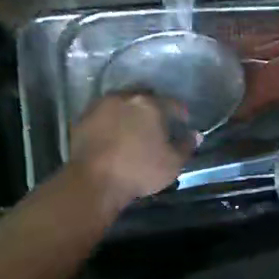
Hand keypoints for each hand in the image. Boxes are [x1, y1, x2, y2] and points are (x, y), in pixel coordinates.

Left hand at [68, 92, 195, 207]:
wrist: (93, 180)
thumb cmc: (139, 171)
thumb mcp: (172, 164)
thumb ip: (185, 146)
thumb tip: (195, 134)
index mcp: (150, 105)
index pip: (173, 104)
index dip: (180, 113)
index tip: (183, 123)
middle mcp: (125, 98)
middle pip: (145, 99)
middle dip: (153, 109)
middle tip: (157, 124)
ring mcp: (101, 106)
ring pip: (122, 104)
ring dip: (129, 112)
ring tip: (133, 129)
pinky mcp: (83, 118)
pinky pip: (103, 115)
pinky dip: (111, 121)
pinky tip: (113, 135)